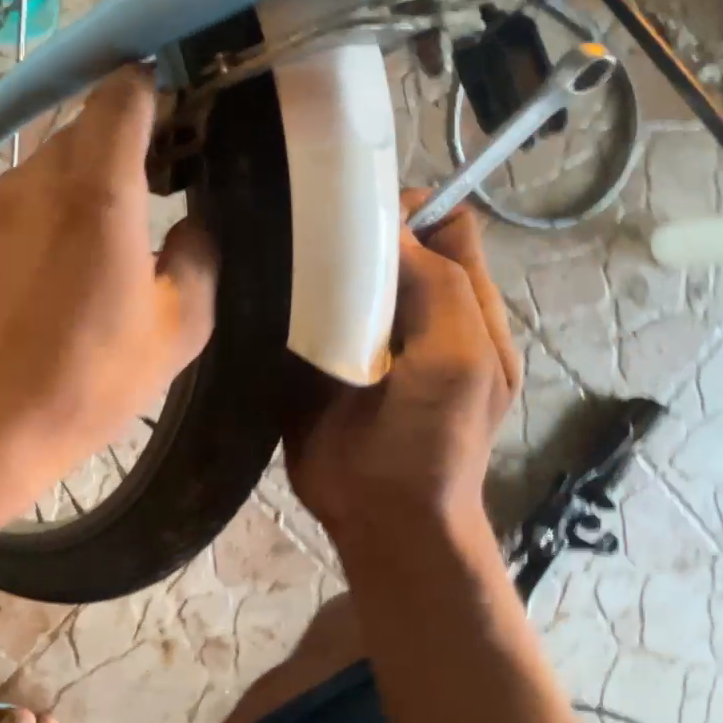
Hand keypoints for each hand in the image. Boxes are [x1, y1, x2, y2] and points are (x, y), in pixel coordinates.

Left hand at [0, 66, 218, 471]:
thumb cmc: (86, 382)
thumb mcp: (176, 329)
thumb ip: (197, 256)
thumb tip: (194, 222)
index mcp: (97, 192)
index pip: (122, 93)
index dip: (155, 89)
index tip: (183, 115)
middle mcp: (37, 181)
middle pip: (86, 124)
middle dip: (126, 137)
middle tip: (160, 180)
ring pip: (49, 158)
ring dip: (85, 172)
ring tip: (111, 226)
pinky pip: (21, 194)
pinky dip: (50, 202)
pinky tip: (64, 255)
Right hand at [285, 193, 522, 540]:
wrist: (382, 515)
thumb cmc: (435, 440)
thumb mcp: (460, 360)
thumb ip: (439, 289)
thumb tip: (390, 229)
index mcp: (463, 309)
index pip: (447, 230)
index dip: (411, 209)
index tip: (357, 208)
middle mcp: (411, 316)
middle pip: (388, 252)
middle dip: (353, 234)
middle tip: (303, 230)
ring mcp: (359, 342)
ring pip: (338, 282)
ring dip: (313, 268)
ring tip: (274, 256)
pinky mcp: (313, 365)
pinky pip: (299, 320)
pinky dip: (284, 304)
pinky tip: (259, 295)